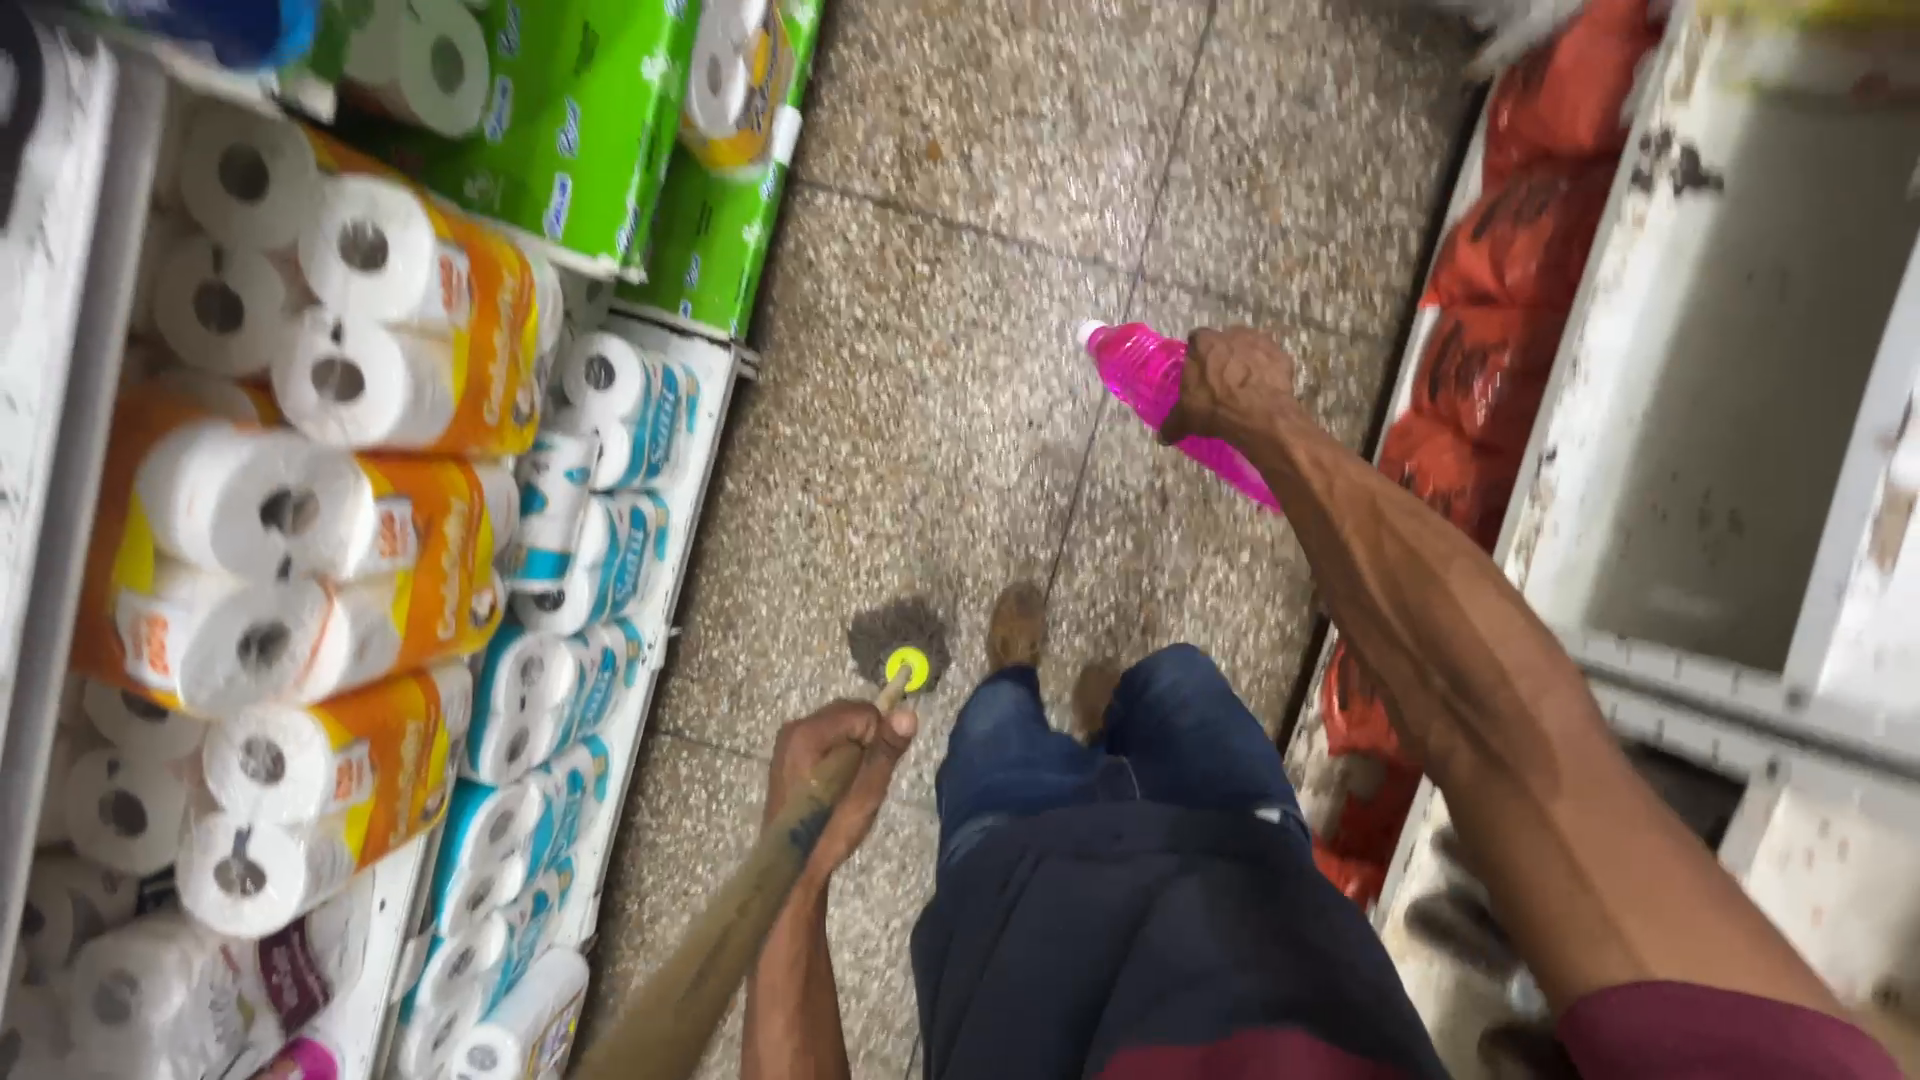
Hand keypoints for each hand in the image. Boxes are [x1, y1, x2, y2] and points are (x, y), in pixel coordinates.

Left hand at [763, 700, 917, 888]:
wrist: (794, 867)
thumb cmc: (832, 830)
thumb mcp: (867, 790)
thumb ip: (887, 748)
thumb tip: (908, 714)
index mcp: (810, 731)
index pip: (865, 712)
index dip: (877, 740)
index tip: (870, 773)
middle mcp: (795, 726)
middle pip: (850, 714)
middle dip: (866, 741)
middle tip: (862, 779)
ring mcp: (788, 740)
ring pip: (840, 726)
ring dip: (855, 748)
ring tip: (849, 784)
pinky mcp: (788, 753)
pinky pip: (826, 738)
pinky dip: (840, 753)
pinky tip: (837, 783)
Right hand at [1159, 326, 1297, 443]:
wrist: (1258, 414)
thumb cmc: (1214, 408)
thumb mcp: (1186, 419)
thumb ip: (1173, 424)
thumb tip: (1162, 438)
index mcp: (1203, 343)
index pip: (1196, 340)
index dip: (1197, 355)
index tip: (1199, 371)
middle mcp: (1230, 335)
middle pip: (1224, 340)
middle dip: (1223, 356)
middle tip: (1221, 379)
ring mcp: (1259, 342)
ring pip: (1249, 347)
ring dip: (1246, 360)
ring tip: (1244, 385)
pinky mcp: (1281, 354)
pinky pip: (1270, 360)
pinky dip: (1267, 370)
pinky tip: (1264, 388)